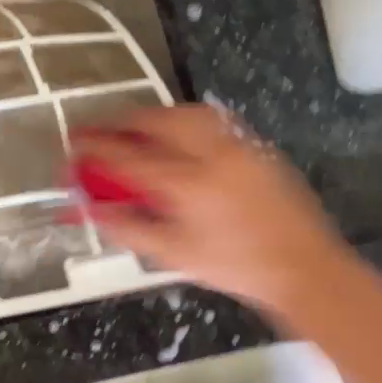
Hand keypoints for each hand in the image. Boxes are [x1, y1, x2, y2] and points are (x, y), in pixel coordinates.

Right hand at [69, 104, 360, 310]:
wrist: (307, 269)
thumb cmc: (236, 267)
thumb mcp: (173, 254)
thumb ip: (126, 227)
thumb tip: (88, 208)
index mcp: (188, 185)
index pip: (128, 156)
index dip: (95, 146)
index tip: (74, 143)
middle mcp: (213, 157)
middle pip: (157, 121)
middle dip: (122, 121)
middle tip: (101, 129)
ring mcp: (239, 148)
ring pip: (187, 112)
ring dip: (154, 116)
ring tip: (136, 126)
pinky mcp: (258, 148)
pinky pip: (214, 120)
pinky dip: (186, 119)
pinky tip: (178, 133)